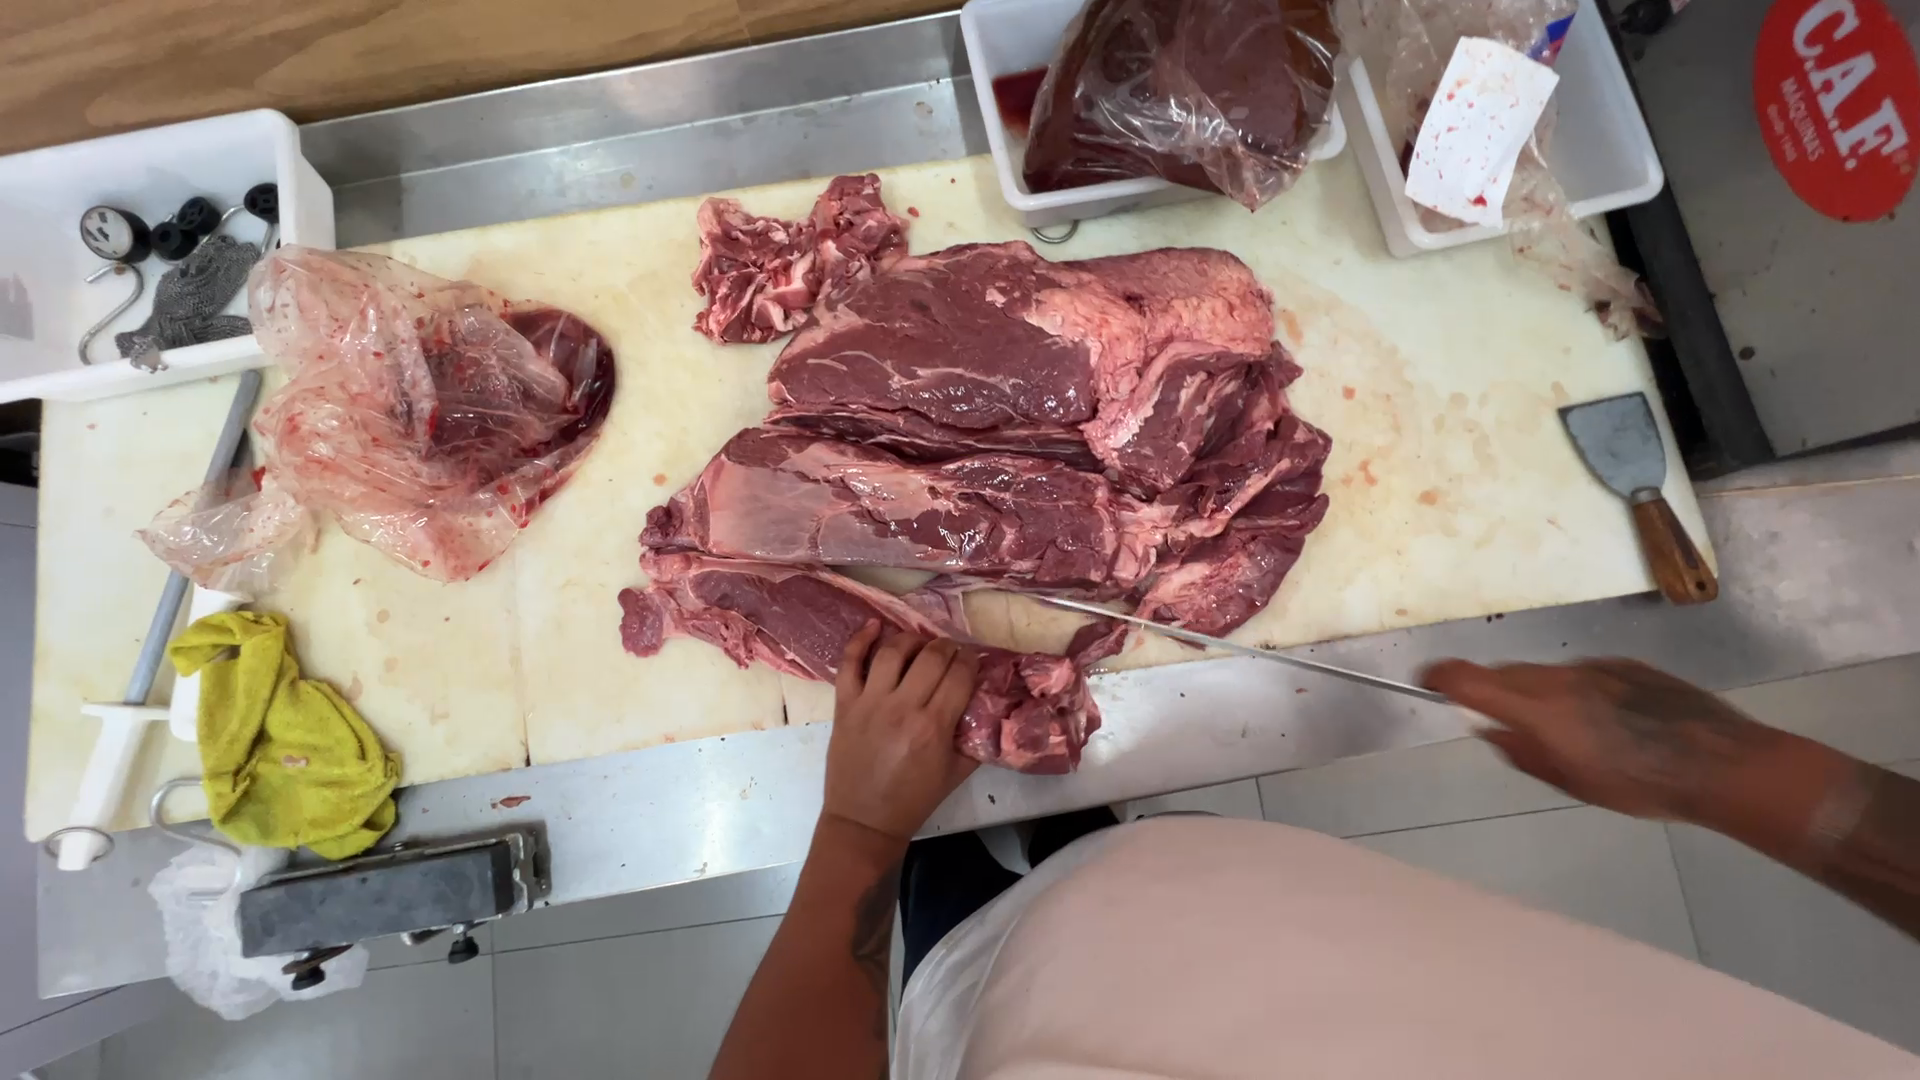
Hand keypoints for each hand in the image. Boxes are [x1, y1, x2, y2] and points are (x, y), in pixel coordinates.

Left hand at [821, 621, 981, 842]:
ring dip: (912, 639)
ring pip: (894, 651)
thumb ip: (975, 737)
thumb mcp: (957, 772)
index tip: (972, 659)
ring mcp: (870, 702)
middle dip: (947, 647)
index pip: (959, 675)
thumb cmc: (914, 799)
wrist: (863, 821)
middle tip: (951, 652)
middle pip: (931, 656)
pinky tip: (874, 626)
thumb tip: (987, 704)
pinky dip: (860, 639)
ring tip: (921, 643)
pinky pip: (849, 662)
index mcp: (933, 727)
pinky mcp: (845, 704)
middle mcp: (902, 708)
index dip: (970, 660)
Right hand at [1424, 658, 1782, 825]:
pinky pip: (1585, 673)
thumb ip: (1521, 751)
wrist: (1729, 766)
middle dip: (1496, 692)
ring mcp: (1593, 666)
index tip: (1429, 683)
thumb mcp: (1570, 781)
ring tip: (1574, 728)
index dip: (1439, 676)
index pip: (1465, 677)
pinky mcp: (1627, 664)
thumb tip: (1493, 730)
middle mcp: (1555, 676)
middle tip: (1511, 723)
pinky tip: (1614, 720)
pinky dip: (1581, 691)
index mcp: (1534, 706)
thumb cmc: (1641, 784)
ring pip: (1545, 673)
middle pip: (1504, 673)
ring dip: (1541, 693)